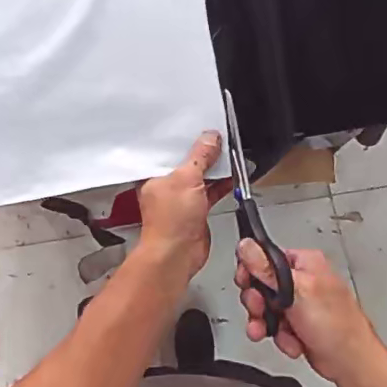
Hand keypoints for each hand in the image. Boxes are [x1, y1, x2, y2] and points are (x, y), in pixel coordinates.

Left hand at [135, 132, 229, 281]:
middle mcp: (166, 187)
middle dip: (203, 153)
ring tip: (229, 155)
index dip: (187, 139)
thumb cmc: (168, 223)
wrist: (177, 255)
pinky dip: (221, 185)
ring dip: (214, 169)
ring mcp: (181, 200)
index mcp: (154, 175)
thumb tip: (210, 139)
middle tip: (219, 141)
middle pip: (187, 163)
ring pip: (200, 177)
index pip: (171, 150)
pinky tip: (231, 177)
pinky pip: (209, 192)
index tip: (204, 131)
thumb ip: (200, 157)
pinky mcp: (195, 211)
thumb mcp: (186, 179)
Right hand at [236, 240, 386, 386]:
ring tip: (277, 331)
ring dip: (267, 324)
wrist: (350, 362)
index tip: (247, 285)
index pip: (265, 257)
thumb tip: (246, 245)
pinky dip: (281, 336)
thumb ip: (267, 269)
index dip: (251, 272)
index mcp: (304, 262)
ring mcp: (300, 302)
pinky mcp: (298, 322)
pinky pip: (275, 326)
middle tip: (262, 311)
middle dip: (259, 304)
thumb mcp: (296, 291)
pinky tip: (294, 340)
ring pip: (266, 308)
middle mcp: (302, 279)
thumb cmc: (337, 325)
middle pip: (261, 284)